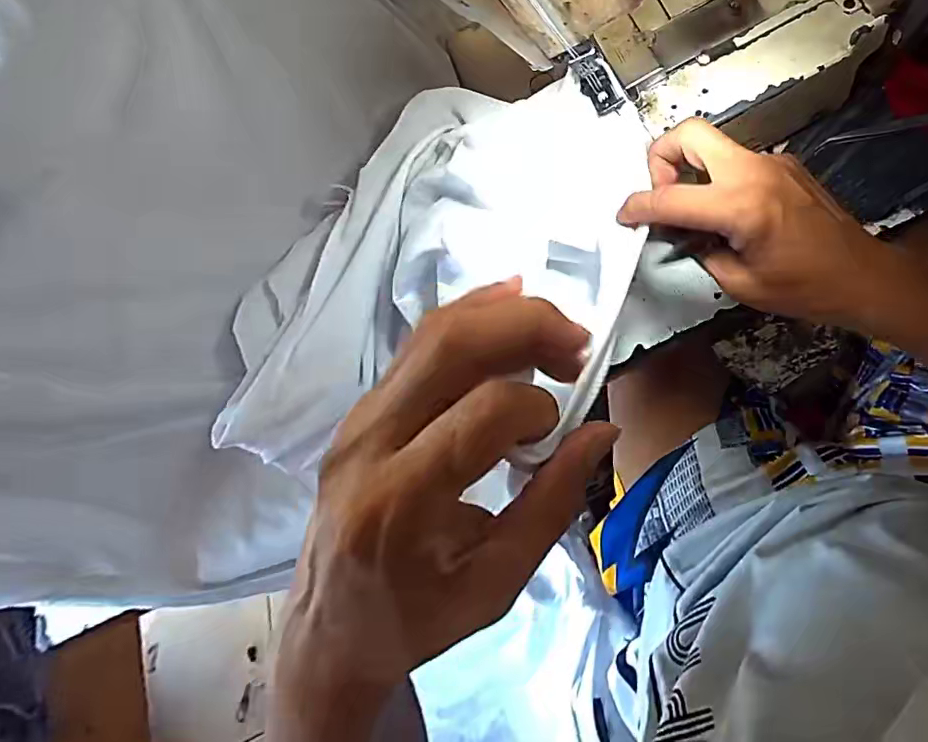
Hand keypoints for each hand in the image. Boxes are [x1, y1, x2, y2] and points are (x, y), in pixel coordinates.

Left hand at [271, 279, 619, 740]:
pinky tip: (507, 300)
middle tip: (577, 342)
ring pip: (432, 332)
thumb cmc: (415, 618)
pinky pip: (419, 344)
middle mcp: (370, 440)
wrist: (327, 628)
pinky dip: (471, 317)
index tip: (557, 430)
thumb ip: (552, 502)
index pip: (479, 414)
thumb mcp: (496, 583)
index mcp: (400, 500)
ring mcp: (360, 415)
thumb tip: (600, 431)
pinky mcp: (364, 405)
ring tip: (555, 327)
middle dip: (526, 326)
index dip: (534, 408)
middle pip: (450, 347)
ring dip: (501, 314)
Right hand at [616, 118, 888, 325]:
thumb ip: (698, 251)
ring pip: (712, 144)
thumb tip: (678, 233)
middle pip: (688, 133)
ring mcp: (772, 163)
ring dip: (690, 168)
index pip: (670, 196)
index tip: (626, 215)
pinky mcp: (783, 165)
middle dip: (660, 157)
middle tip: (661, 191)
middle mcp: (755, 172)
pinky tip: (728, 212)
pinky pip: (736, 160)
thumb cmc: (808, 287)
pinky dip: (717, 178)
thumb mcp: (739, 283)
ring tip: (694, 208)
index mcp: (741, 206)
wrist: (865, 277)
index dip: (637, 206)